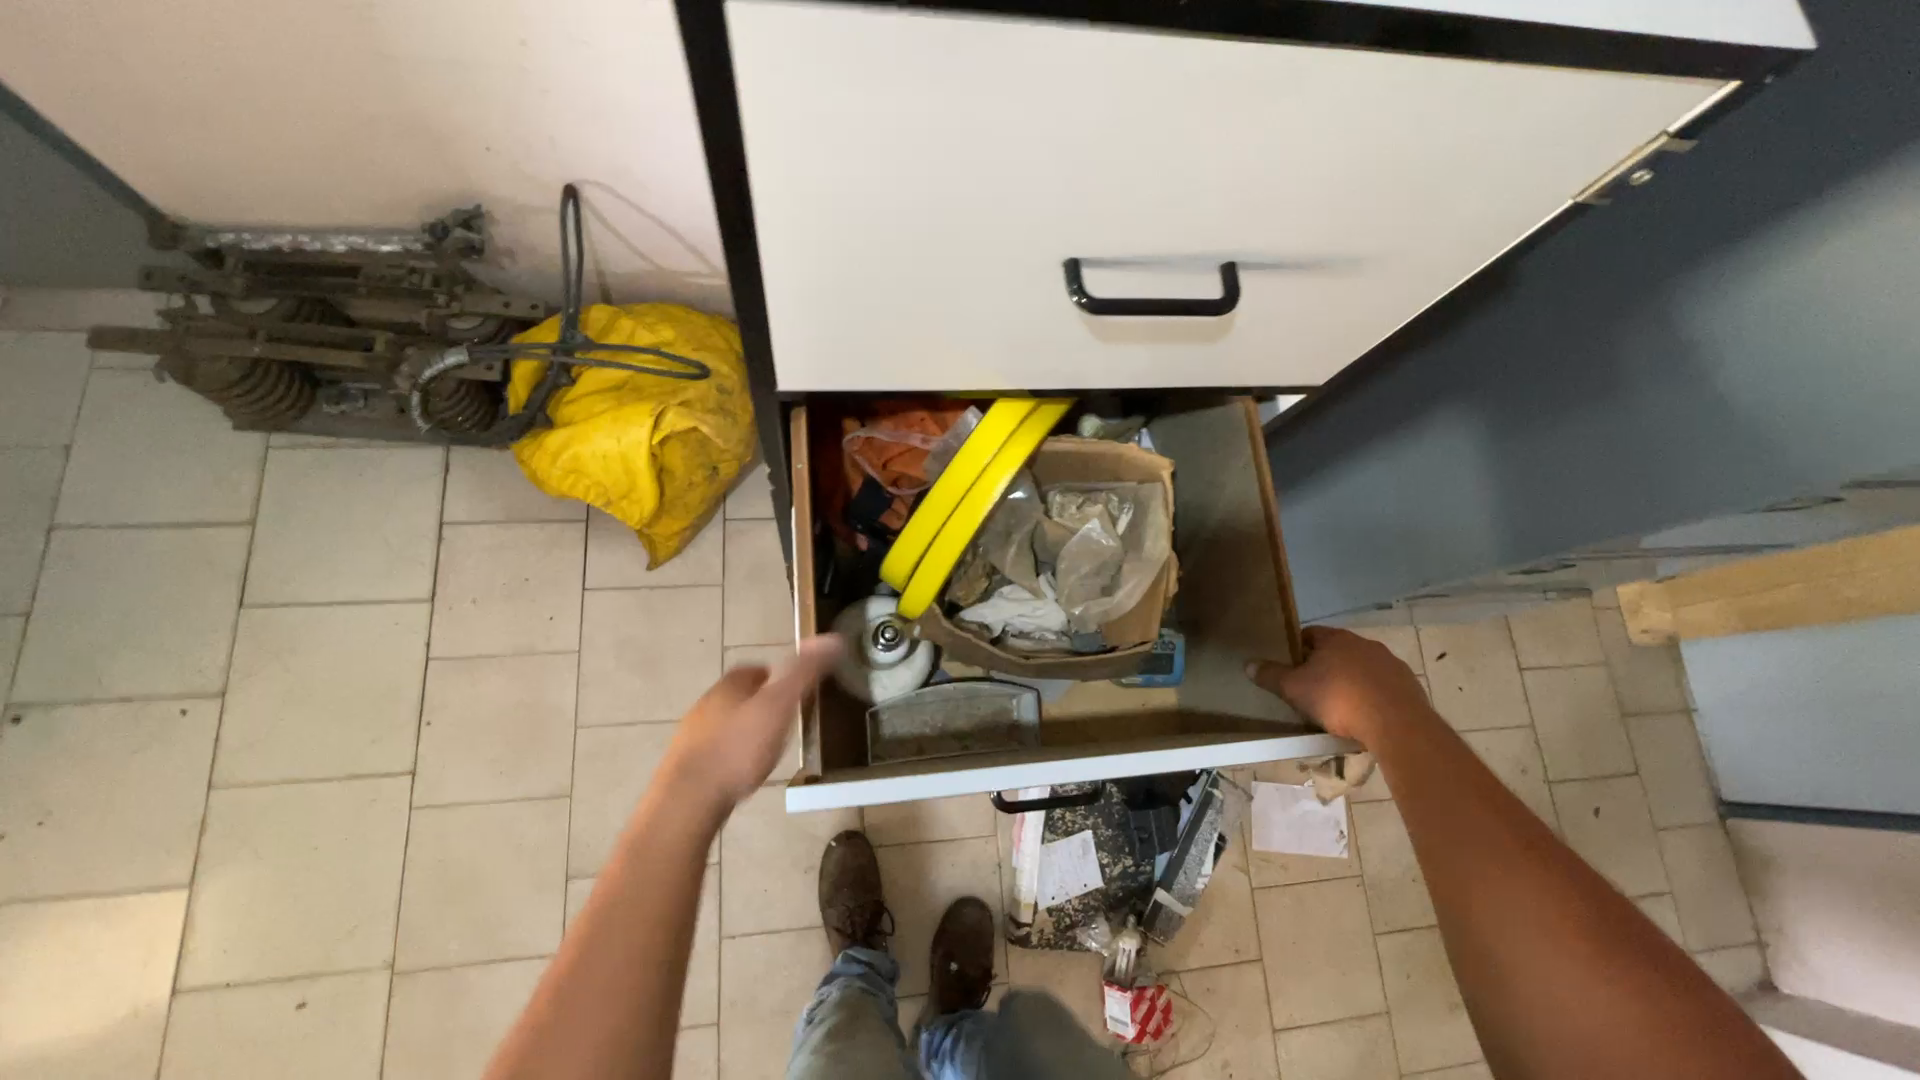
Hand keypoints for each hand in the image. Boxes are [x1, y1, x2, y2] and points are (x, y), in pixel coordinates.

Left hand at [656, 634, 845, 814]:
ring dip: (743, 731)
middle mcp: (706, 705)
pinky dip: (730, 756)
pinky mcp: (686, 766)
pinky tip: (741, 773)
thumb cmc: (739, 748)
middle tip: (783, 719)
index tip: (791, 688)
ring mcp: (692, 736)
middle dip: (758, 704)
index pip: (751, 669)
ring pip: (723, 724)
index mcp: (729, 686)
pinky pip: (714, 752)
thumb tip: (832, 639)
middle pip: (736, 696)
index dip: (772, 675)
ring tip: (765, 749)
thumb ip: (803, 674)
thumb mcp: (779, 706)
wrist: (690, 798)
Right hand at [1246, 626, 1433, 746]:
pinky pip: (1382, 685)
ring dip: (1350, 680)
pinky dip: (1372, 694)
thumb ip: (1271, 676)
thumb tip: (1248, 664)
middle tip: (1311, 688)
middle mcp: (1364, 644)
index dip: (1297, 648)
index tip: (1290, 666)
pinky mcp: (1408, 684)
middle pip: (1337, 650)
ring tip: (1339, 705)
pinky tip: (1365, 714)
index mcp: (1335, 639)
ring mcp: (1389, 663)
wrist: (1395, 723)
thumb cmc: (1338, 699)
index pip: (1310, 634)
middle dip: (1324, 666)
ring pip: (1362, 667)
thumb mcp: (1294, 689)